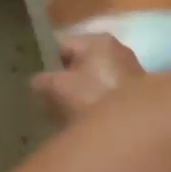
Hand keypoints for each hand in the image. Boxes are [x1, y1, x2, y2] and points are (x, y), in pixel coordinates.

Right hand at [31, 33, 146, 123]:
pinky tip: (84, 119)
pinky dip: (94, 103)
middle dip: (63, 78)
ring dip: (79, 93)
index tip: (33, 76)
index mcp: (97, 40)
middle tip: (45, 97)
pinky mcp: (135, 94)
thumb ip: (43, 81)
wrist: (138, 131)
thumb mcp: (61, 88)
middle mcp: (115, 49)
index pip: (62, 43)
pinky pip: (106, 93)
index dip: (45, 59)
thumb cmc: (96, 98)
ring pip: (92, 79)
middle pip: (78, 61)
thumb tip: (35, 81)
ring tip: (63, 112)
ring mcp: (127, 71)